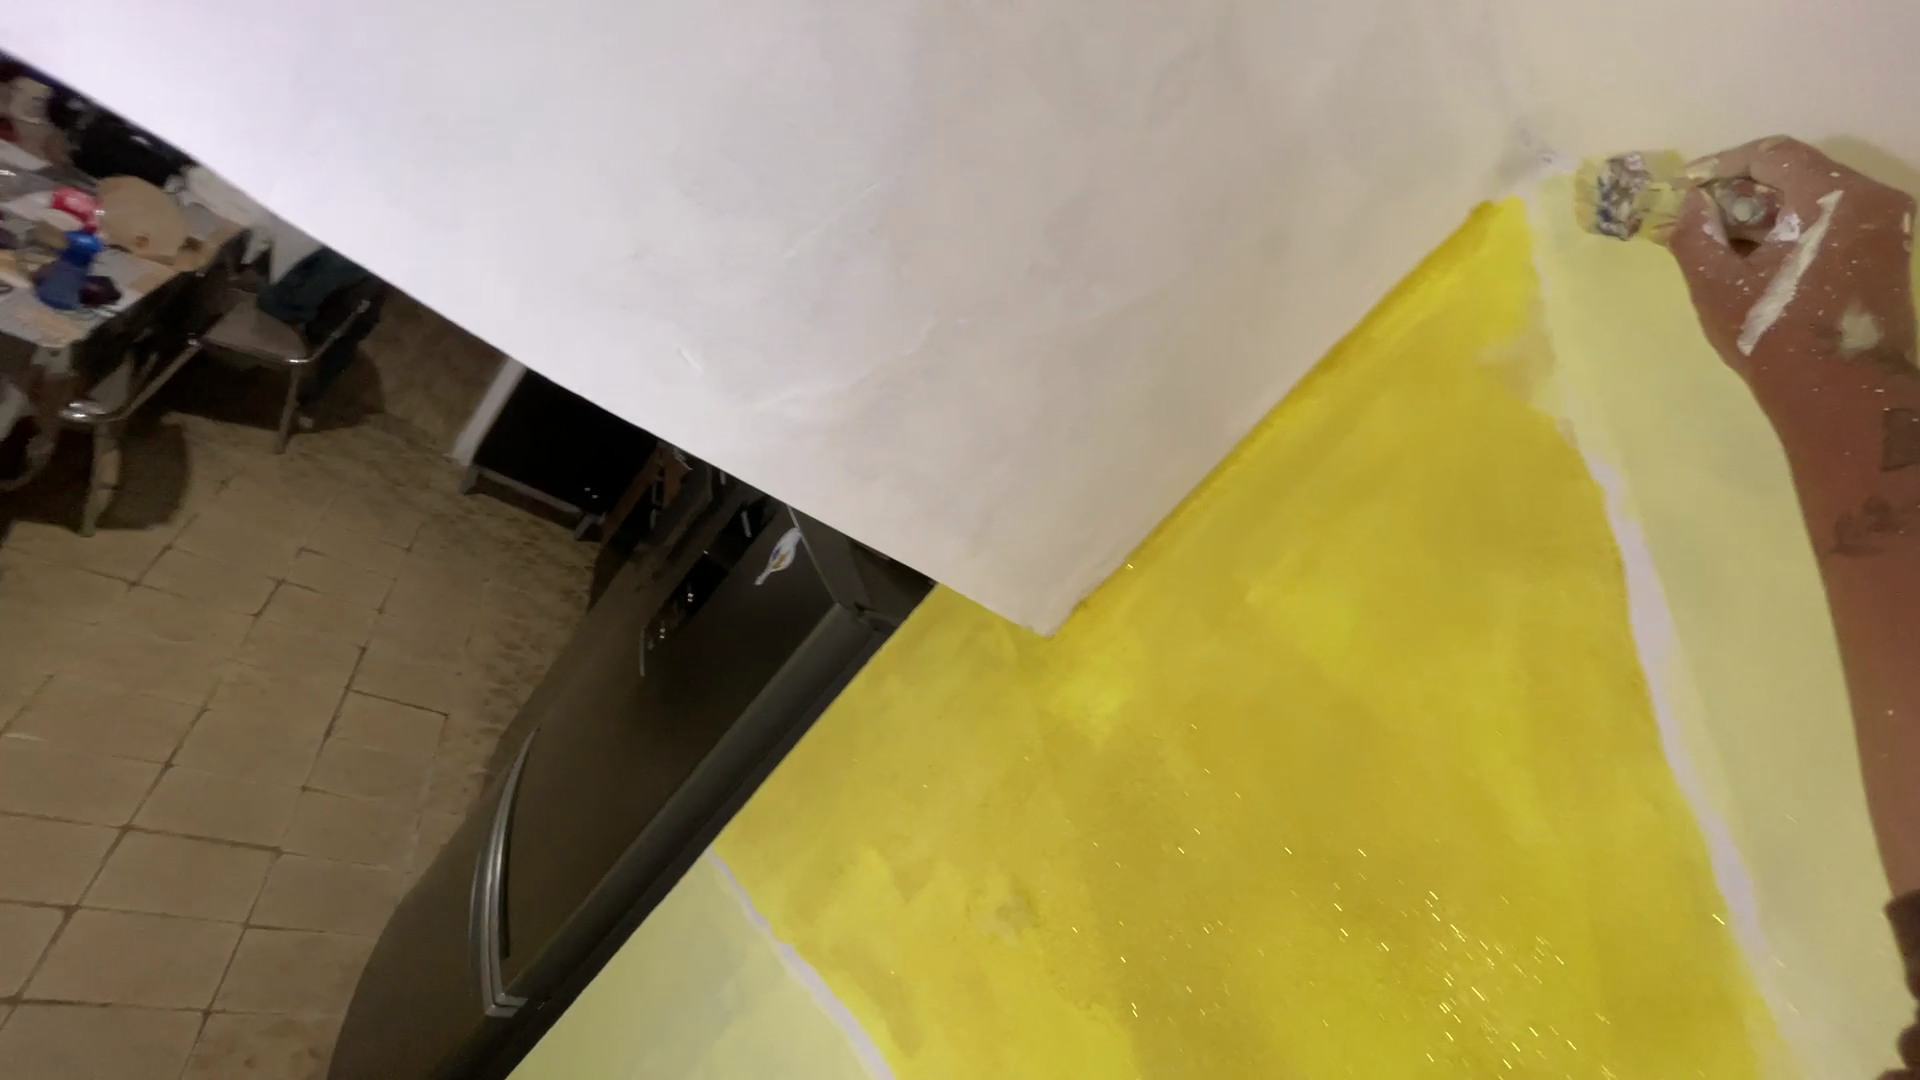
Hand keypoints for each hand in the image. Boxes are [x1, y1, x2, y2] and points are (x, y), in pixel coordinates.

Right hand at [1668, 137, 1916, 396]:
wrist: (1839, 384)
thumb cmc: (1771, 332)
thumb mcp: (1716, 285)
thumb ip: (1695, 236)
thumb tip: (1688, 204)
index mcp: (1834, 199)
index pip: (1774, 155)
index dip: (1721, 164)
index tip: (1681, 187)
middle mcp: (1871, 198)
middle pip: (1796, 173)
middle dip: (1737, 191)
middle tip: (1692, 218)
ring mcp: (1883, 223)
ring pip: (1811, 196)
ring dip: (1759, 212)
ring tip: (1715, 242)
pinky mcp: (1882, 246)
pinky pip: (1828, 218)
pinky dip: (1784, 227)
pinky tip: (1751, 258)